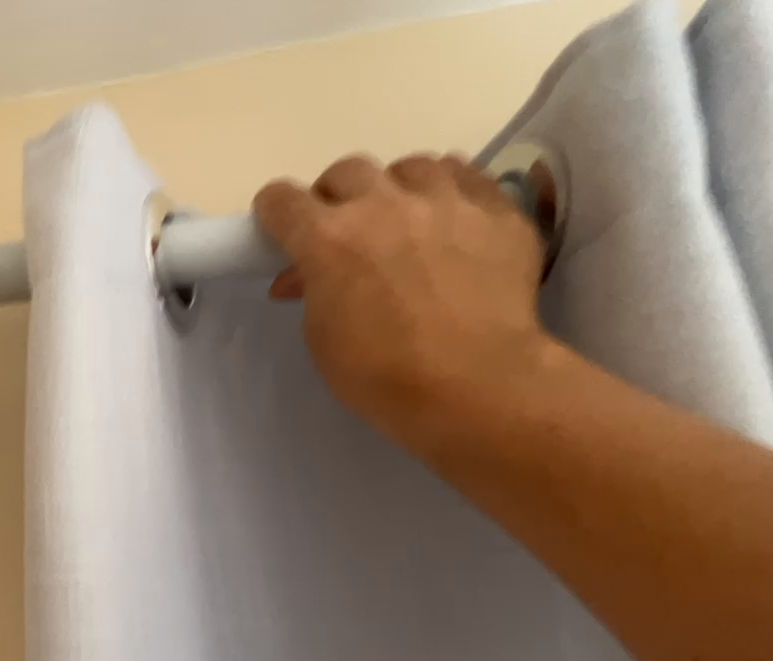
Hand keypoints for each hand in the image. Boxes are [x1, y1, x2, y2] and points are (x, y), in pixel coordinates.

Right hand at [253, 154, 565, 447]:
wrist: (470, 382)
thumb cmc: (375, 370)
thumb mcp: (320, 332)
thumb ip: (313, 289)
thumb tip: (306, 274)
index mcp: (327, 239)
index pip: (282, 200)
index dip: (274, 212)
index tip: (276, 227)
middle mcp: (383, 205)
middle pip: (346, 171)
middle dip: (333, 196)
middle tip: (338, 227)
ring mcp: (447, 202)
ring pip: (409, 166)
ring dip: (394, 188)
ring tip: (400, 218)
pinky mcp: (498, 210)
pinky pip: (466, 177)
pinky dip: (446, 191)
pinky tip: (446, 220)